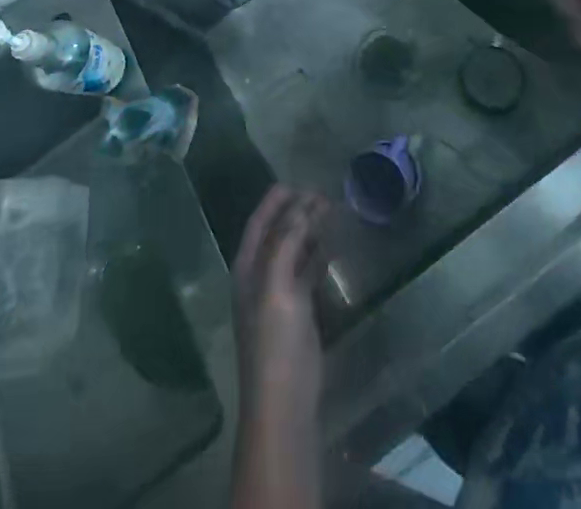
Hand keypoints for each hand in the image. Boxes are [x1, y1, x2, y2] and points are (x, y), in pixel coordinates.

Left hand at [233, 186, 328, 419]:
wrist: (283, 398)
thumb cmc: (274, 339)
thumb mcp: (277, 286)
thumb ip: (286, 244)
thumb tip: (301, 207)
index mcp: (247, 266)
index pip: (260, 223)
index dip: (276, 201)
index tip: (299, 182)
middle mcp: (260, 275)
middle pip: (278, 233)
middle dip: (297, 212)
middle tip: (324, 195)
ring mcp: (279, 293)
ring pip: (294, 251)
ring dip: (310, 231)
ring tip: (332, 212)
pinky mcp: (299, 310)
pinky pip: (307, 272)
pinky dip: (318, 256)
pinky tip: (334, 247)